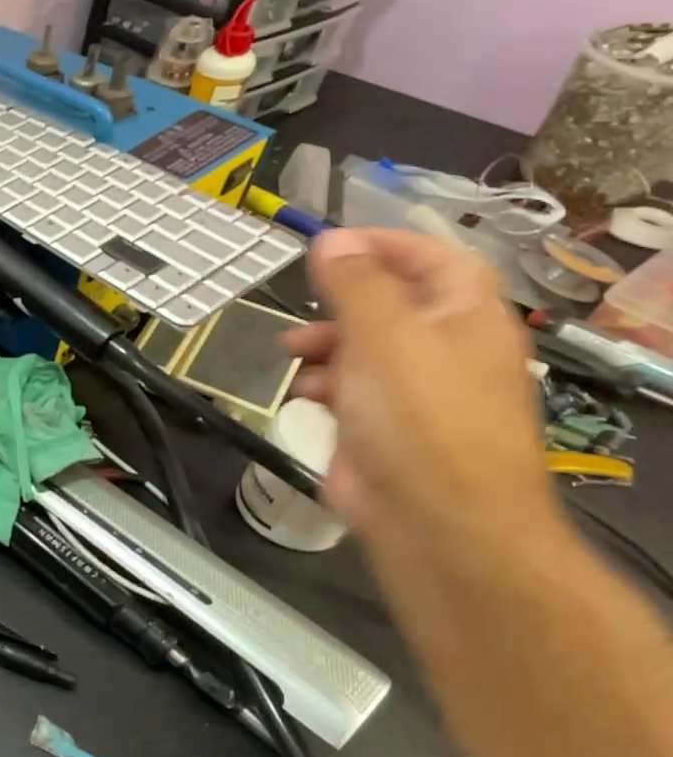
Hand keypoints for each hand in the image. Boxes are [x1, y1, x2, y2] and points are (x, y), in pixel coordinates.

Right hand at [283, 229, 555, 544]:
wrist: (433, 515)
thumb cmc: (417, 414)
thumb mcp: (383, 334)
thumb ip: (355, 284)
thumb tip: (331, 240)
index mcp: (466, 319)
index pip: (435, 260)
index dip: (386, 244)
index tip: (329, 242)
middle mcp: (447, 349)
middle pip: (392, 303)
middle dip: (341, 298)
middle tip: (300, 297)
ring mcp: (416, 390)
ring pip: (364, 347)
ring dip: (324, 342)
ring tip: (290, 350)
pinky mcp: (385, 425)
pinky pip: (351, 388)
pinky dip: (323, 382)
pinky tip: (302, 392)